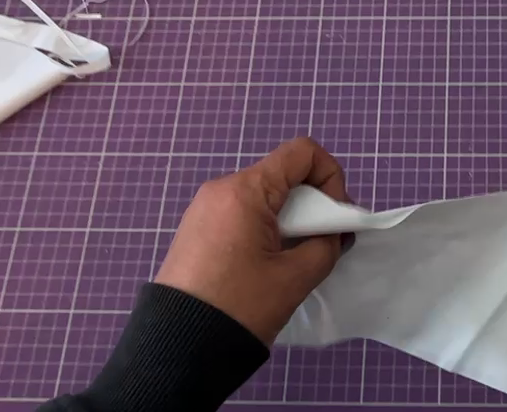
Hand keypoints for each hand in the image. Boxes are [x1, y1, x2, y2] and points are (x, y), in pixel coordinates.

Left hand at [154, 136, 351, 342]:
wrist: (172, 354)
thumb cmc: (238, 307)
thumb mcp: (295, 278)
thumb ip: (327, 244)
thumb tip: (333, 233)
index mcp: (245, 190)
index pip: (302, 152)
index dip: (329, 175)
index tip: (334, 215)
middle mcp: (223, 188)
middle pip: (284, 174)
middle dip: (312, 203)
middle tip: (322, 242)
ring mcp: (206, 208)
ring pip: (265, 195)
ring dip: (291, 218)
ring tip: (295, 258)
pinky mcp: (197, 230)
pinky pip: (243, 212)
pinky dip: (266, 228)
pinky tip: (268, 265)